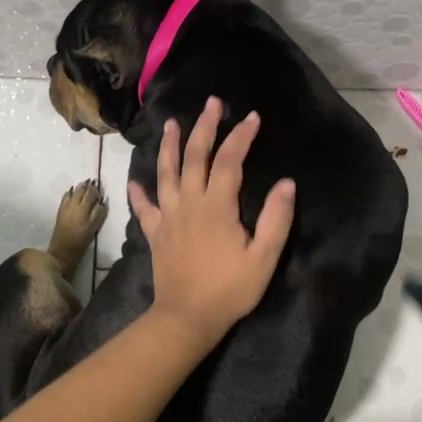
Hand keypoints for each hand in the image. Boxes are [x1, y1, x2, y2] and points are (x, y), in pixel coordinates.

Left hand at [130, 97, 295, 346]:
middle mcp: (189, 204)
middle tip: (212, 103)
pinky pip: (145, 209)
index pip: (229, 161)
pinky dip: (139, 193)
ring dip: (169, 147)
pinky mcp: (156, 235)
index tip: (253, 117)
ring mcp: (168, 218)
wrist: (186, 318)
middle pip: (195, 157)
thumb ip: (276, 219)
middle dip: (204, 128)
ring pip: (166, 174)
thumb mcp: (264, 258)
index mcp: (217, 206)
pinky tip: (135, 181)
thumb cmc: (229, 290)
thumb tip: (286, 183)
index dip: (241, 136)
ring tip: (172, 124)